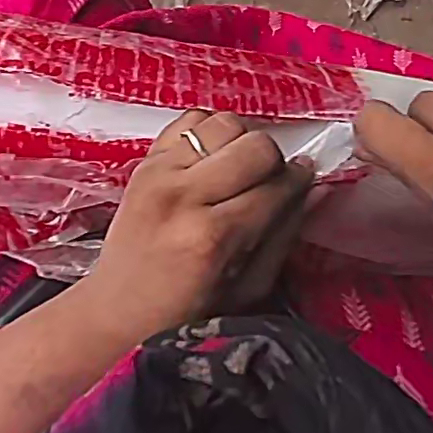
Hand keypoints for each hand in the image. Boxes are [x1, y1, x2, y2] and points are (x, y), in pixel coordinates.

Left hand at [82, 110, 313, 335]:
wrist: (118, 312)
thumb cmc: (189, 312)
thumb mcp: (249, 288)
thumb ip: (285, 233)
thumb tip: (315, 187)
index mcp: (213, 236)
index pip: (277, 186)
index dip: (299, 180)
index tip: (303, 180)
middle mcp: (183, 196)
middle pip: (256, 145)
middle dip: (272, 162)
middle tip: (267, 183)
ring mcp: (158, 173)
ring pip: (225, 123)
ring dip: (240, 144)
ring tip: (236, 171)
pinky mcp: (143, 162)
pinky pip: (190, 120)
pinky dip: (208, 133)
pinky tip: (210, 160)